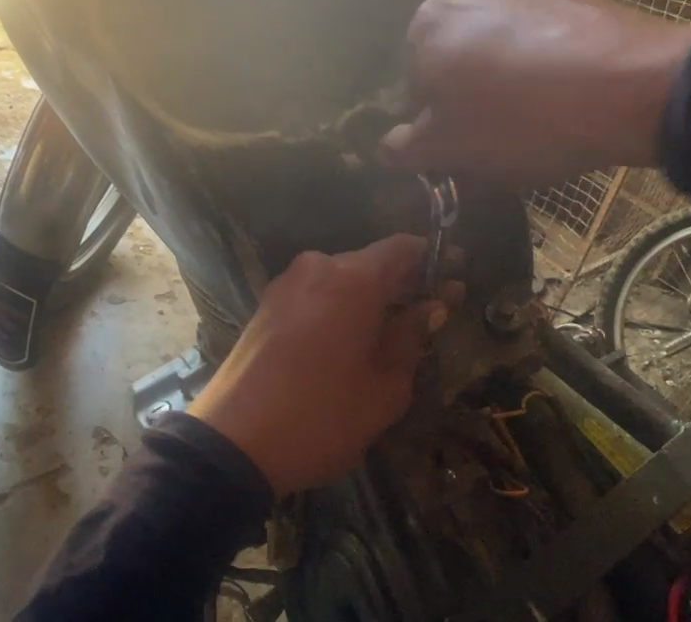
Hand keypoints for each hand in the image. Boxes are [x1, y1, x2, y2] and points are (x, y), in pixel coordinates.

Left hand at [188, 235, 457, 496]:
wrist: (233, 443)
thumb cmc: (321, 417)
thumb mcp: (384, 387)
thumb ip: (411, 338)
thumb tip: (431, 307)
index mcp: (352, 279)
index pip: (402, 248)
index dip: (433, 257)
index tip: (457, 272)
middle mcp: (318, 267)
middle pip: (372, 262)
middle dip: (405, 281)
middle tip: (437, 306)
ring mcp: (287, 284)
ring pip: (343, 278)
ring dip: (373, 296)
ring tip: (399, 327)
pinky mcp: (267, 305)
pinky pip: (317, 293)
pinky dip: (343, 305)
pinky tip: (357, 336)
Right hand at [381, 0, 690, 189]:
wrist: (633, 86)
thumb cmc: (523, 121)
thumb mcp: (451, 151)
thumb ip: (404, 149)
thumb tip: (388, 145)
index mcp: (425, 26)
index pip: (415, 88)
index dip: (439, 127)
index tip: (470, 152)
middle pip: (457, 60)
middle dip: (473, 96)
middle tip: (507, 138)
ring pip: (500, 44)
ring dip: (510, 75)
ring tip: (546, 114)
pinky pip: (543, 33)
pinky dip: (548, 58)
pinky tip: (574, 89)